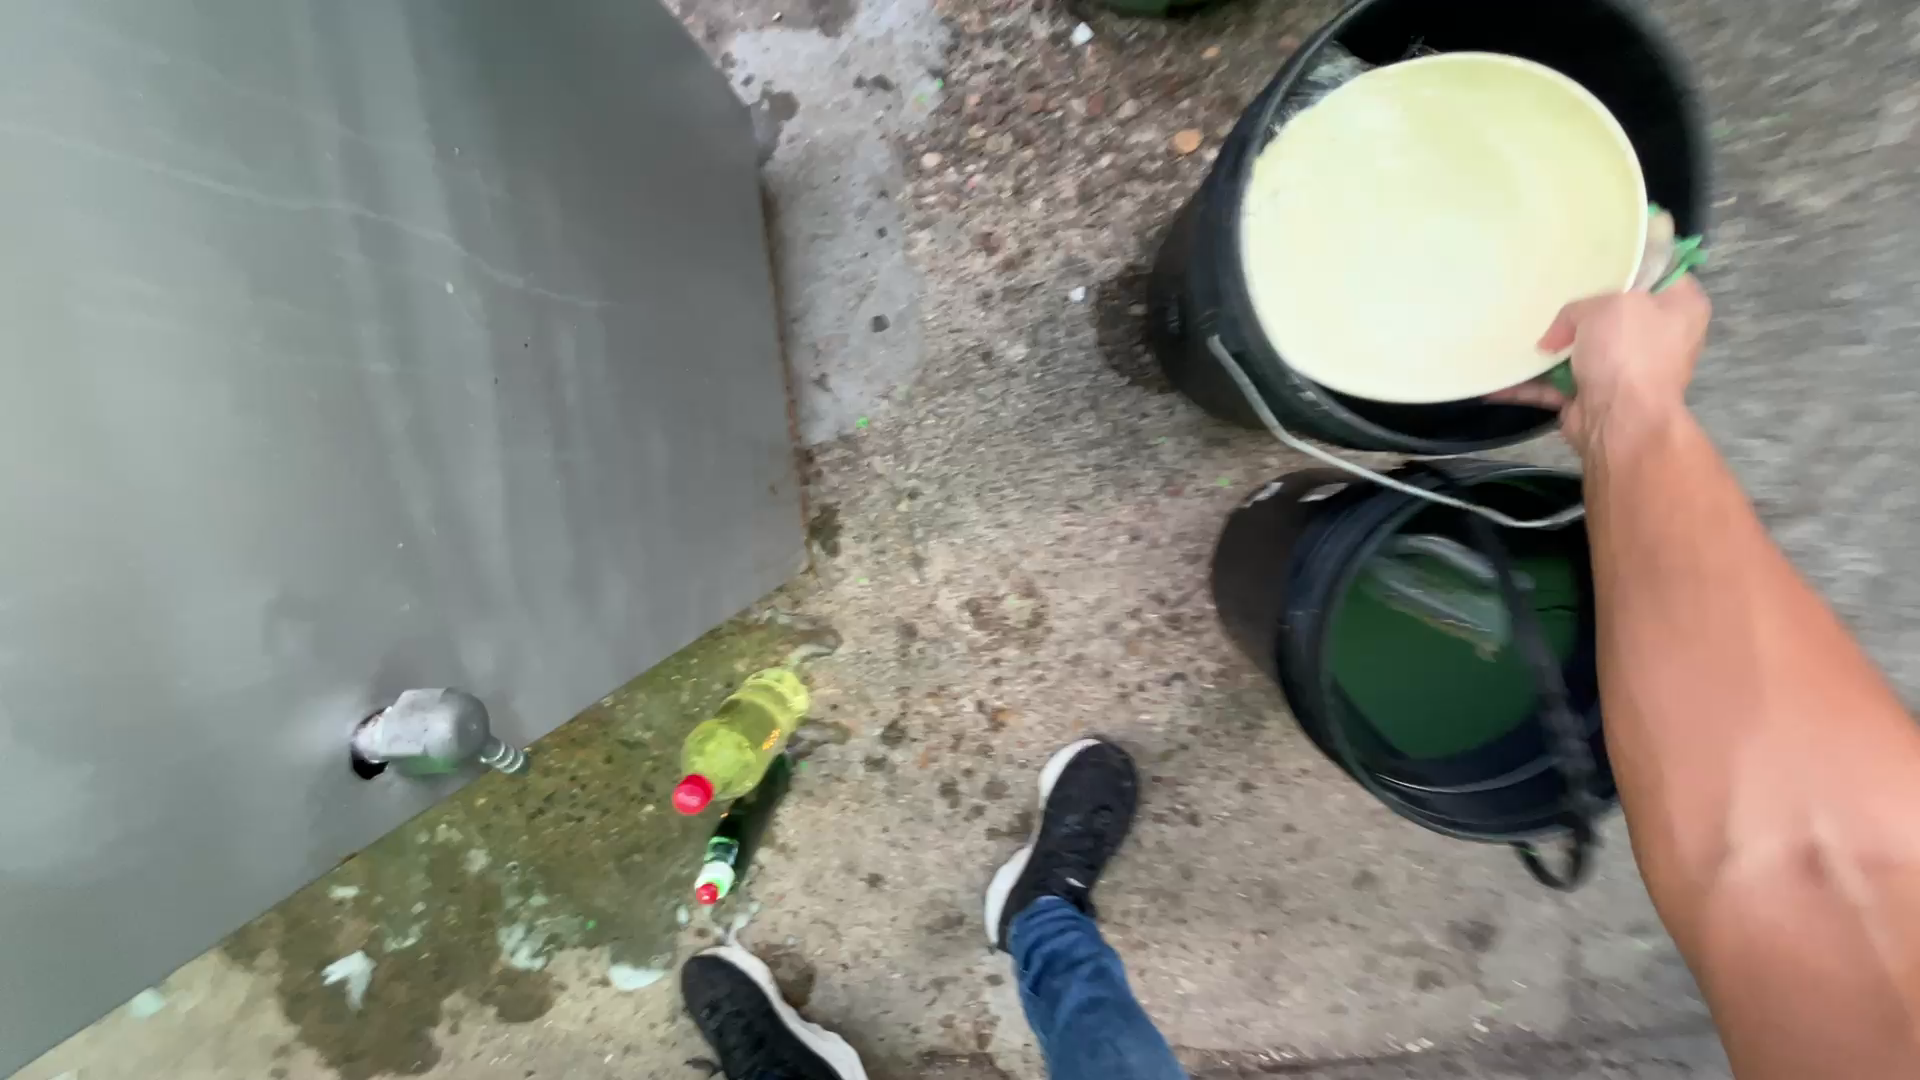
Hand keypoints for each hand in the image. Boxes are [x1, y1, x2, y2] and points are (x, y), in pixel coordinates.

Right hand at [1495, 276, 1711, 457]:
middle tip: (1544, 300)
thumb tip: (1555, 339)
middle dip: (1575, 313)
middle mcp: (1655, 337)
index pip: (1656, 273)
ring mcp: (1622, 369)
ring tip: (1511, 338)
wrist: (1619, 419)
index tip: (1589, 262)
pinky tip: (1495, 381)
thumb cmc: (1628, 352)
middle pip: (1610, 315)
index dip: (1625, 266)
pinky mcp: (1591, 395)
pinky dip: (1525, 384)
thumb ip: (1576, 308)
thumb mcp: (1606, 306)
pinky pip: (1552, 385)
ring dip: (1546, 350)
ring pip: (1577, 351)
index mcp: (1678, 306)